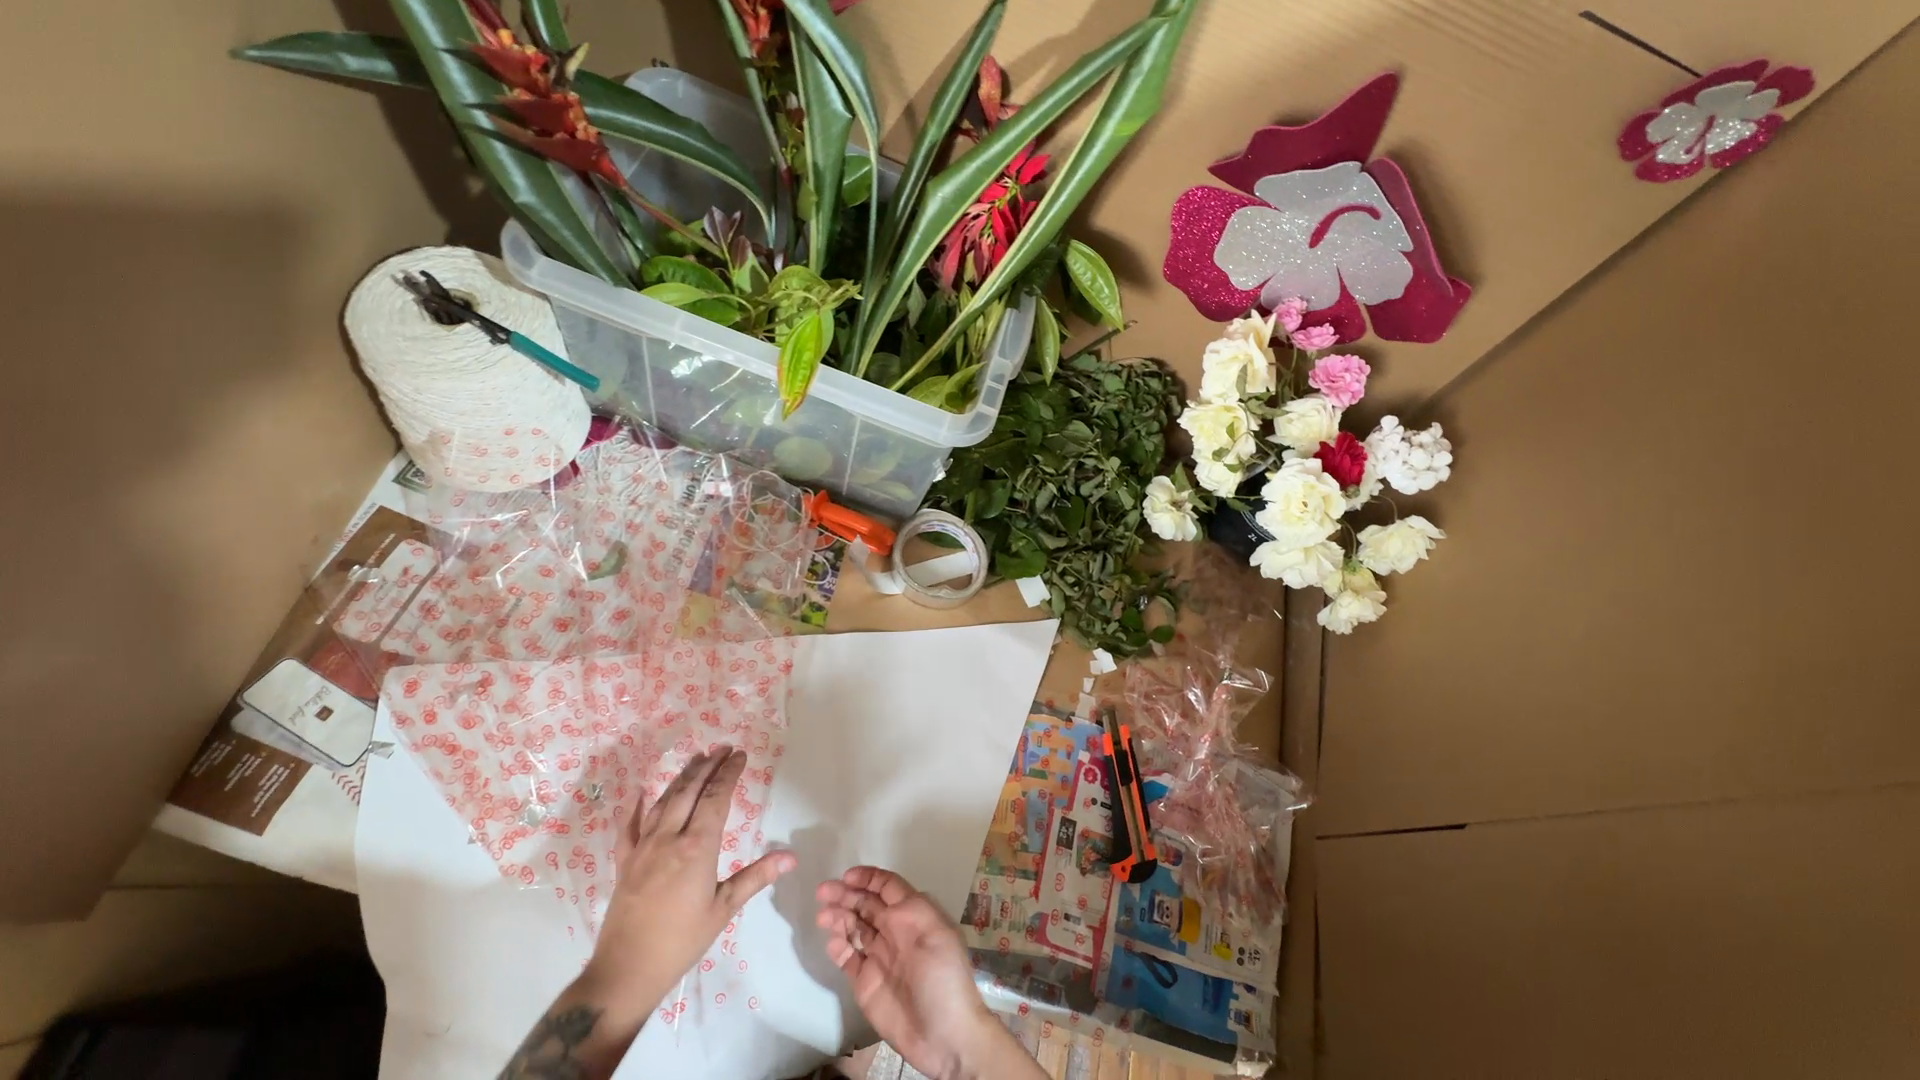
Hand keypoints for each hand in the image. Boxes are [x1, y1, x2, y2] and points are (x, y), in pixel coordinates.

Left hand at [498, 748, 795, 1079]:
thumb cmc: (682, 941)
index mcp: (697, 847)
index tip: (739, 755)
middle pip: (690, 791)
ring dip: (681, 778)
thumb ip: (755, 877)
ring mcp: (642, 847)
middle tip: (721, 748)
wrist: (627, 968)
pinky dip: (636, 806)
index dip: (729, 774)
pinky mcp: (624, 862)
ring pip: (663, 802)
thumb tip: (791, 857)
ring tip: (696, 760)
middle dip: (707, 767)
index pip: (717, 799)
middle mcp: (669, 838)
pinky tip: (640, 792)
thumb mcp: (724, 909)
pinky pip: (629, 826)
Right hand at [816, 867, 1042, 1079]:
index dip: (868, 878)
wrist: (943, 1035)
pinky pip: (847, 958)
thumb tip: (883, 897)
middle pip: (865, 904)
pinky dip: (838, 947)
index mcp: (914, 916)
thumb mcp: (936, 933)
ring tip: (824, 916)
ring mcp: (879, 957)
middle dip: (845, 894)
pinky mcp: (866, 982)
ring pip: (853, 927)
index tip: (846, 876)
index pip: (888, 887)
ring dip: (838, 917)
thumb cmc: (943, 979)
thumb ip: (910, 909)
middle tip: (823, 892)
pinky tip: (833, 942)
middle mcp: (894, 932)